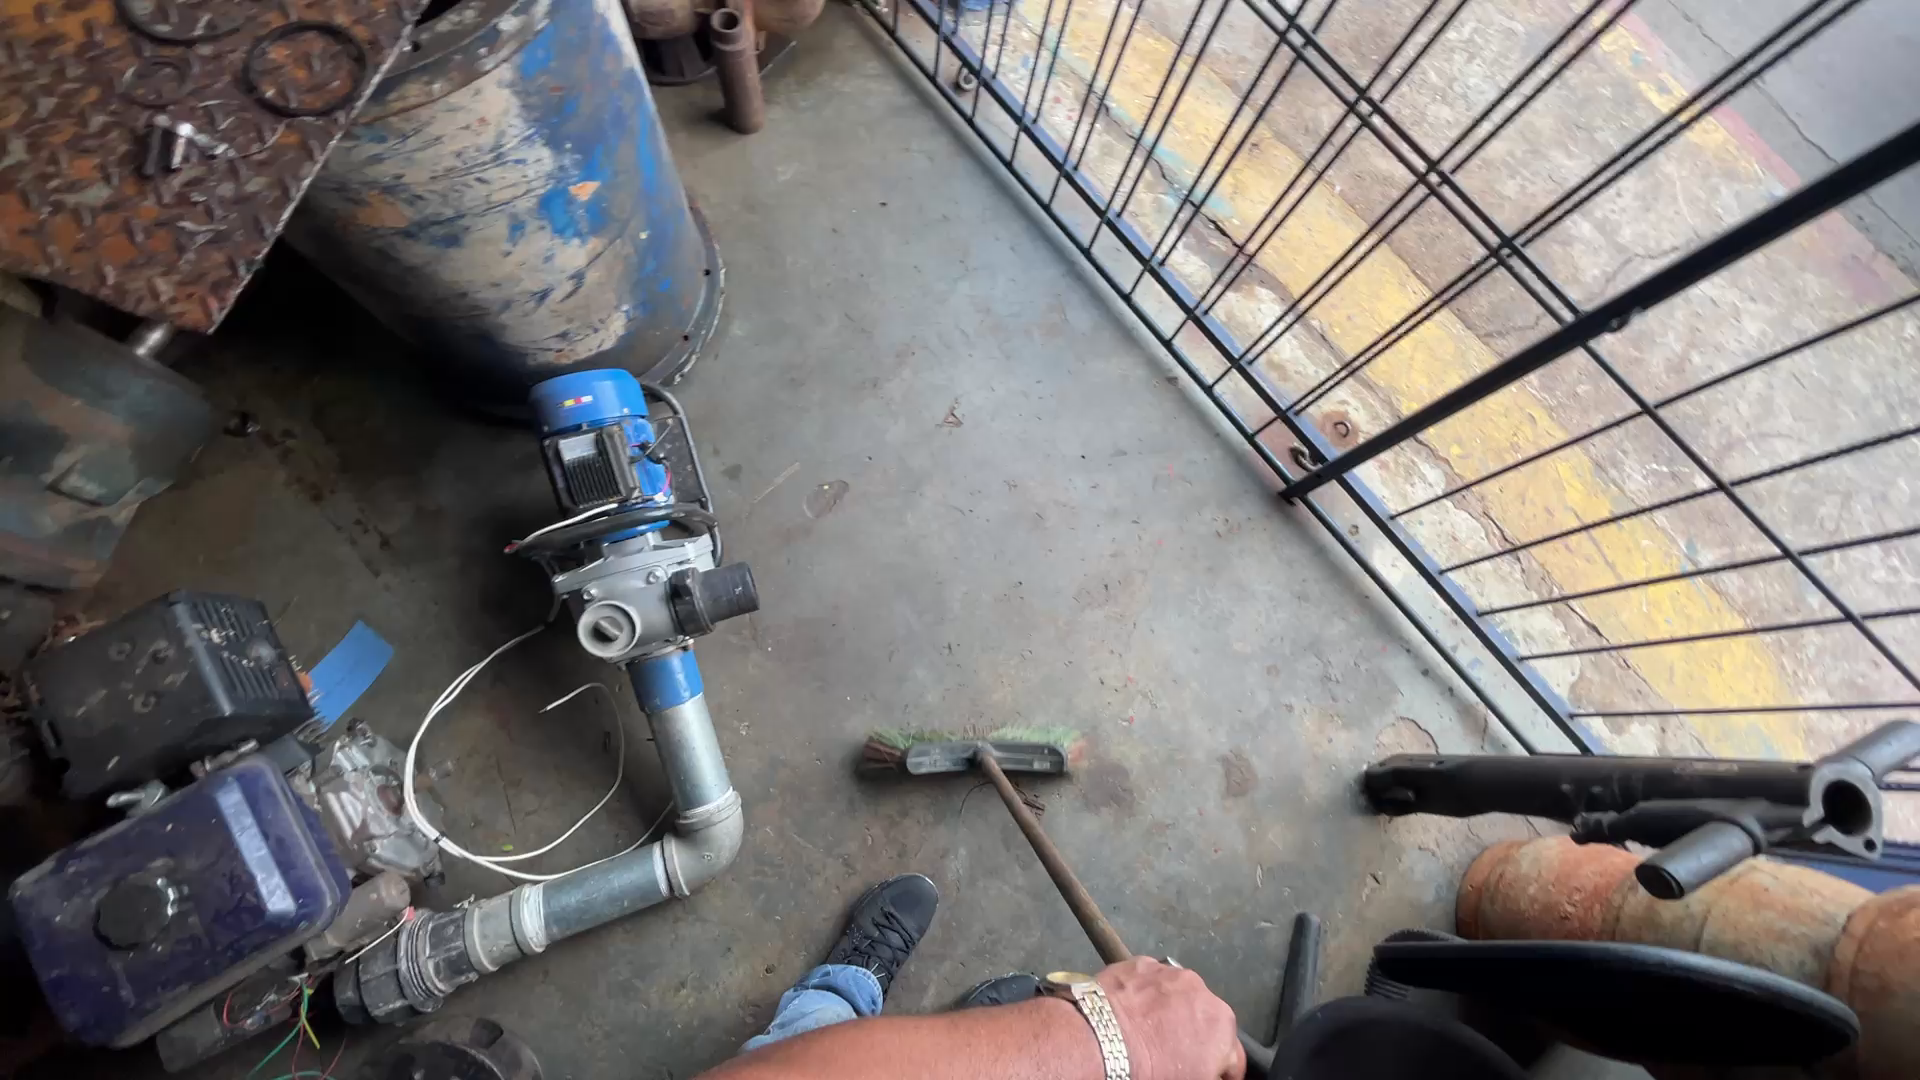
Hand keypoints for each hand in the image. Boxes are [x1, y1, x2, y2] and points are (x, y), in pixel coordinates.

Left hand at [1094, 957, 1244, 1079]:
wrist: (1103, 1040)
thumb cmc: (1154, 1070)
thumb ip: (1210, 1072)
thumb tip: (1206, 1068)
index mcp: (1222, 1022)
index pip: (1232, 1058)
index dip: (1220, 1072)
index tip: (1207, 1075)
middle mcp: (1199, 988)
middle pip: (1204, 1018)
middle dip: (1195, 1035)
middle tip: (1174, 1053)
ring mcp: (1167, 971)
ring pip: (1177, 995)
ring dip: (1171, 1010)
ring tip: (1151, 1030)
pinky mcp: (1139, 962)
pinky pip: (1150, 981)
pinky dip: (1146, 993)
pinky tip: (1133, 1011)